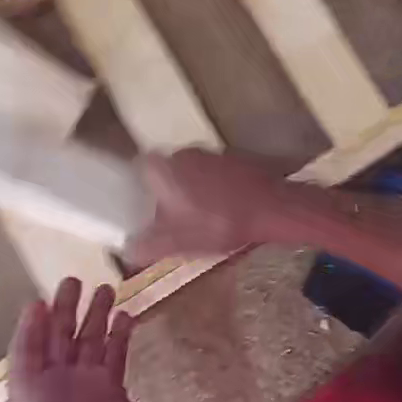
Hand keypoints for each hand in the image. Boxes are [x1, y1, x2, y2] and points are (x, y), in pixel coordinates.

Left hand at [8, 279, 142, 401]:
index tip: (40, 299)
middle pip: (60, 339)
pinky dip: (119, 337)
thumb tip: (32, 333)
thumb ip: (32, 371)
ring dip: (96, 317)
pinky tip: (126, 317)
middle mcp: (56, 386)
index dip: (32, 325)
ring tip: (107, 289)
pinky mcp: (112, 393)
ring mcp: (86, 388)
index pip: (28, 349)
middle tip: (74, 280)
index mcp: (29, 393)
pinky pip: (114, 358)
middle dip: (67, 310)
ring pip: (90, 343)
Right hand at [124, 149, 302, 269]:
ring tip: (202, 213)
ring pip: (195, 169)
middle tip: (174, 214)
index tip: (145, 200)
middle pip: (169, 168)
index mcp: (167, 168)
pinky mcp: (239, 158)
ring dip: (196, 187)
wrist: (273, 208)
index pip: (143, 165)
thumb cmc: (220, 223)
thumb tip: (128, 249)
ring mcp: (216, 153)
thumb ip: (148, 245)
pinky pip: (218, 170)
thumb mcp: (179, 242)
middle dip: (169, 189)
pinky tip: (226, 205)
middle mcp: (188, 153)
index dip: (141, 183)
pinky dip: (218, 184)